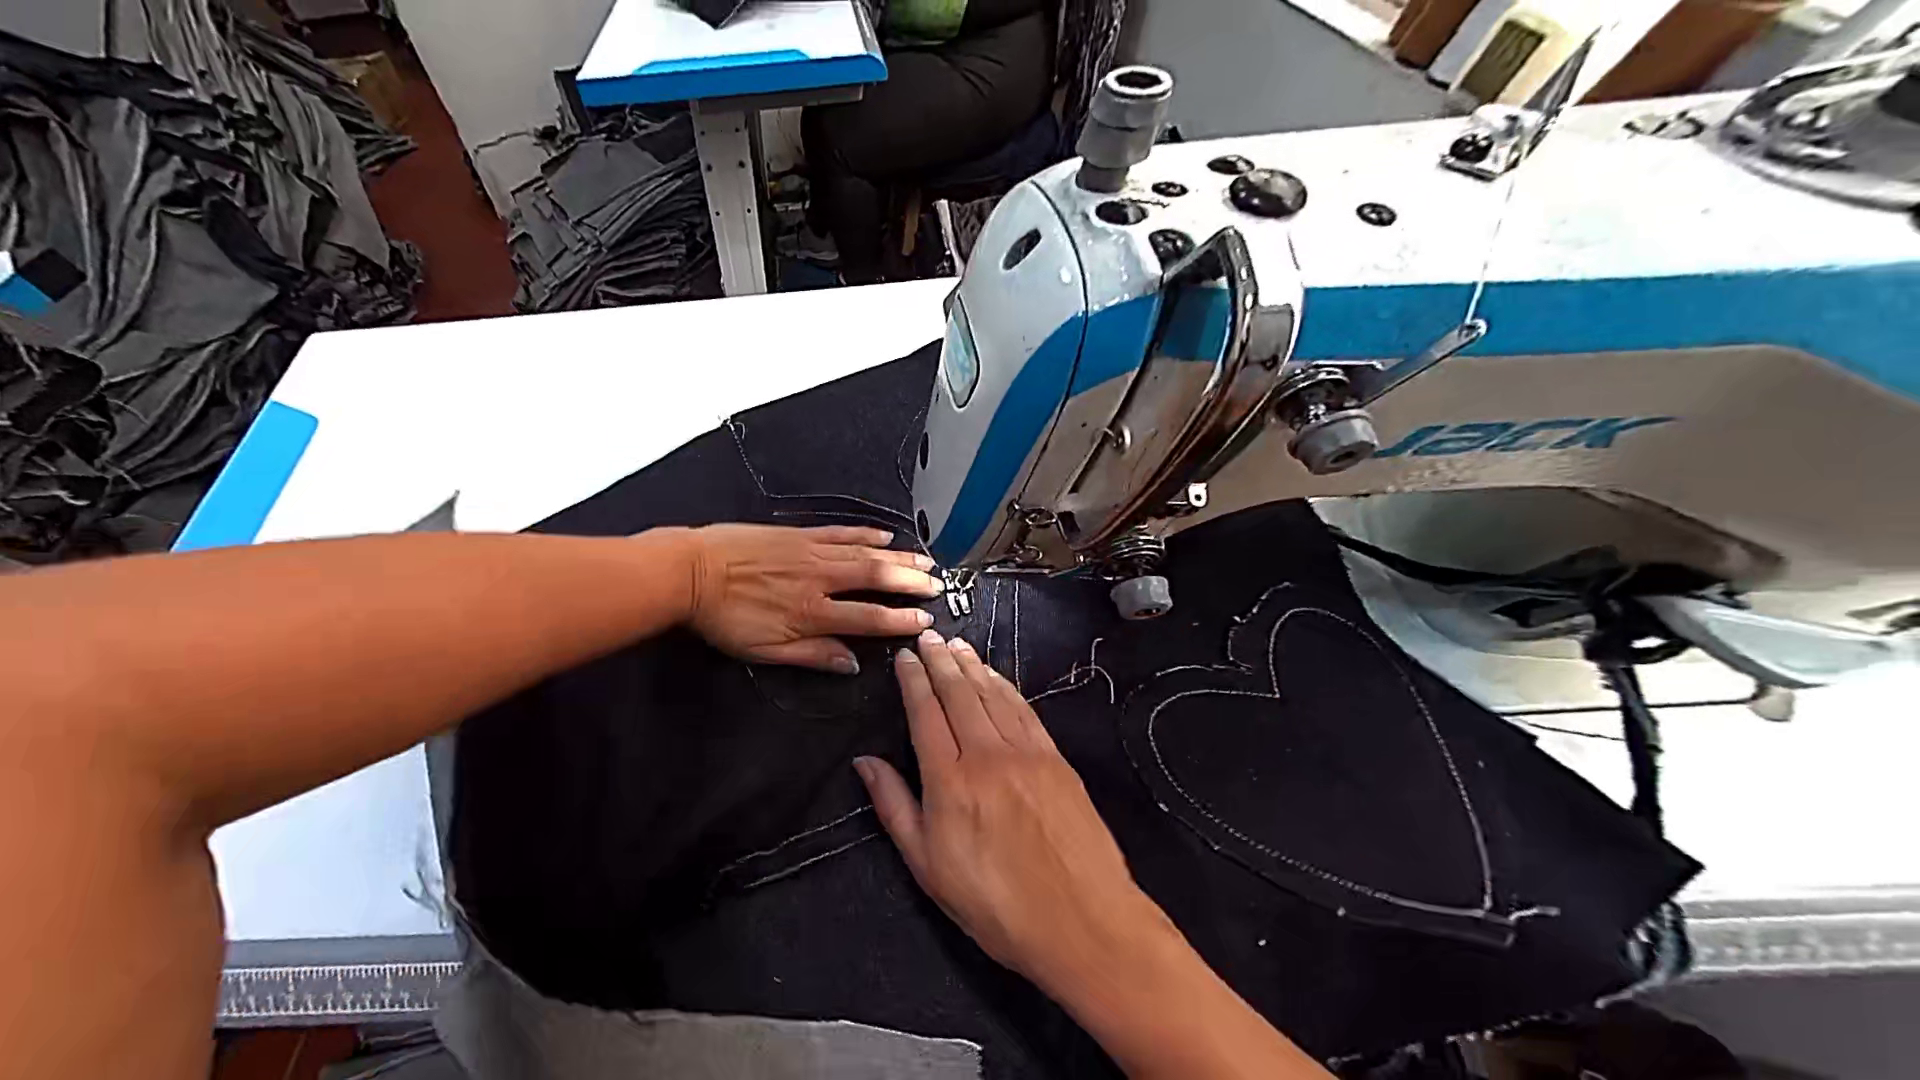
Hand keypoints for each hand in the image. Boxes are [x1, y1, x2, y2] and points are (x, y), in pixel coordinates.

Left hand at [678, 524, 940, 673]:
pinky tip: (885, 536)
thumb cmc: (723, 617)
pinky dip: (865, 534)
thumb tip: (850, 662)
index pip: (867, 617)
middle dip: (910, 583)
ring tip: (924, 562)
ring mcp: (811, 552)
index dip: (900, 620)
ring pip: (865, 554)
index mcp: (811, 612)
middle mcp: (819, 579)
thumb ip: (812, 655)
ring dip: (898, 559)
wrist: (690, 571)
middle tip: (936, 586)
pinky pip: (841, 532)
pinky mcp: (799, 534)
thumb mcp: (765, 650)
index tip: (923, 620)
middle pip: (875, 579)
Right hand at [854, 630, 1173, 988]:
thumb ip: (893, 806)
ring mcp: (1026, 753)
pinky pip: (1024, 709)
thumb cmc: (996, 904)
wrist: (1081, 919)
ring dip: (972, 666)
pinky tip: (996, 678)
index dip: (913, 681)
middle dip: (939, 662)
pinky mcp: (1055, 758)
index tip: (905, 659)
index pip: (925, 713)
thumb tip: (865, 763)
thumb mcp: (928, 866)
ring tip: (956, 647)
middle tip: (928, 638)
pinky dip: (1005, 687)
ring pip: (992, 695)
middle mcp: (986, 755)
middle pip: (958, 694)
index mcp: (949, 781)